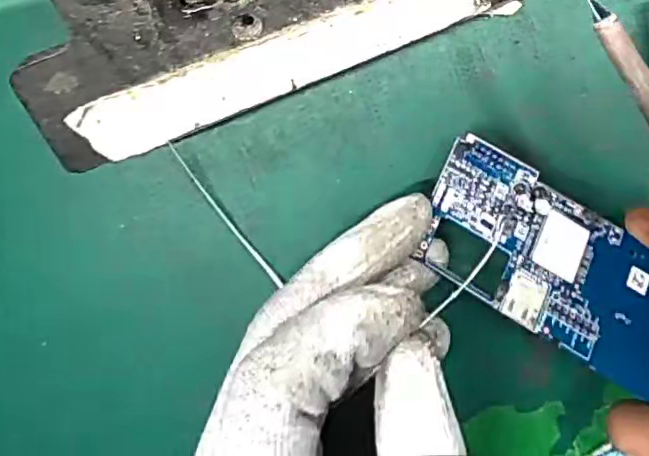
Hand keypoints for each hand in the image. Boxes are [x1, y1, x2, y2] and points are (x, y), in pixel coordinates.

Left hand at [195, 195, 464, 455]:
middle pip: (279, 324)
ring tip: (418, 248)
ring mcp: (245, 433)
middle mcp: (230, 443)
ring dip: (365, 282)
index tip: (417, 302)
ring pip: (294, 333)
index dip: (357, 316)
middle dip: (356, 259)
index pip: (282, 362)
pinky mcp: (270, 433)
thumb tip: (418, 334)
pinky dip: (360, 323)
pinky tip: (402, 303)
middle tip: (413, 216)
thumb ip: (415, 420)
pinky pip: (309, 363)